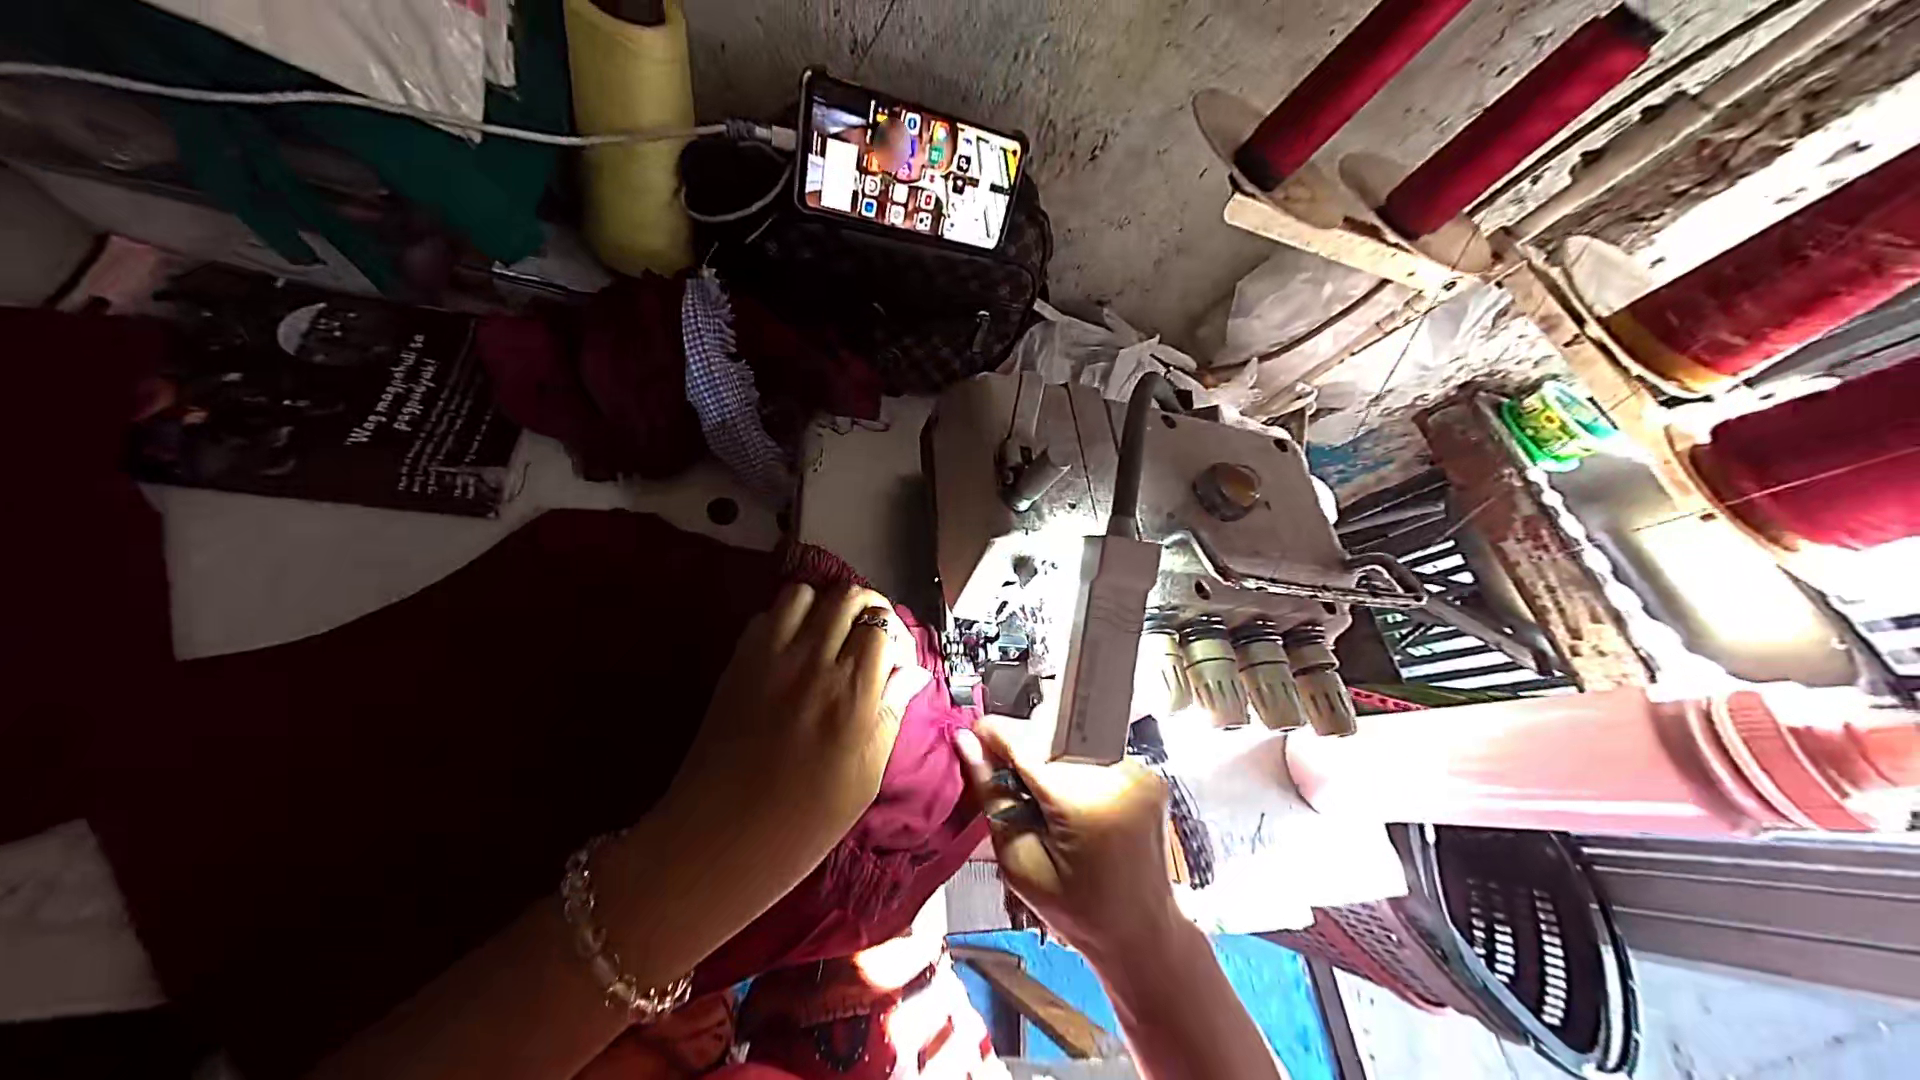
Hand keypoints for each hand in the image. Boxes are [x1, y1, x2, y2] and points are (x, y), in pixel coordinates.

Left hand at [669, 583, 925, 882]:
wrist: (720, 837)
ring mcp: (769, 656)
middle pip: (848, 595)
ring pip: (805, 592)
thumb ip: (891, 711)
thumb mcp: (867, 773)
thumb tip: (913, 673)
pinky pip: (767, 615)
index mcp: (851, 690)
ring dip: (825, 606)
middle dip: (868, 608)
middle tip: (870, 637)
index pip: (883, 624)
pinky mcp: (738, 661)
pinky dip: (787, 619)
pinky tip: (793, 651)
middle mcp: (812, 660)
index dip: (897, 635)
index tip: (897, 661)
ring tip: (831, 637)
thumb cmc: (805, 818)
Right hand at [954, 716, 1177, 958]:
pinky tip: (1069, 801)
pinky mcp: (1145, 772)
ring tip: (1042, 799)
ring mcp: (1137, 772)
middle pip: (1049, 735)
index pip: (1027, 742)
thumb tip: (968, 743)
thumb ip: (992, 796)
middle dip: (1021, 748)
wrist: (1143, 931)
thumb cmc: (1081, 911)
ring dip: (1046, 757)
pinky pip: (1092, 752)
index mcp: (1085, 804)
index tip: (973, 736)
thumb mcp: (1019, 863)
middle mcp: (1117, 778)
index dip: (994, 734)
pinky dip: (1072, 767)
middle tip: (1007, 781)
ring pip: (1069, 739)